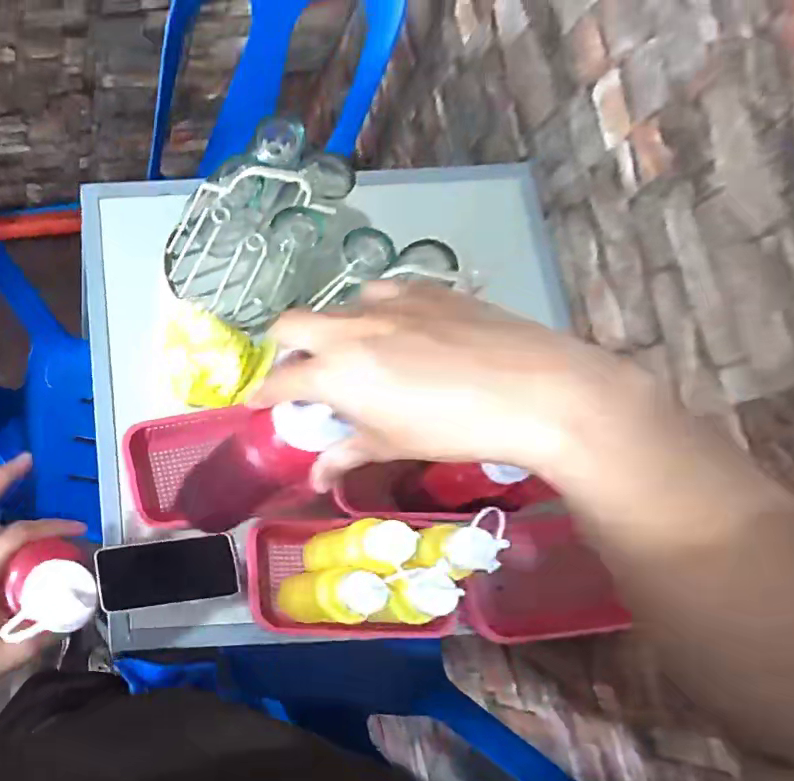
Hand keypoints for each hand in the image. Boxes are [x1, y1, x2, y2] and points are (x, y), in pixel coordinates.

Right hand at [255, 282, 654, 491]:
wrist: (536, 390)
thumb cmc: (452, 429)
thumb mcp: (392, 446)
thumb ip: (345, 455)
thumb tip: (317, 479)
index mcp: (335, 372)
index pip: (279, 381)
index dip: (262, 396)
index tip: (258, 405)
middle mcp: (351, 328)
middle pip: (290, 324)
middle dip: (282, 350)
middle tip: (299, 376)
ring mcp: (389, 301)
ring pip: (338, 307)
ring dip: (331, 331)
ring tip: (355, 356)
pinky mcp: (427, 288)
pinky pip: (382, 293)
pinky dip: (374, 313)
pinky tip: (398, 332)